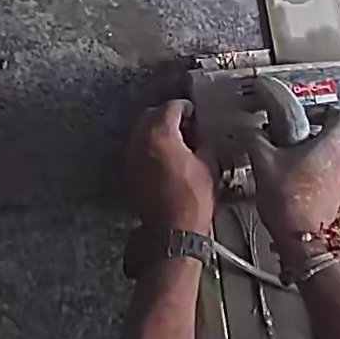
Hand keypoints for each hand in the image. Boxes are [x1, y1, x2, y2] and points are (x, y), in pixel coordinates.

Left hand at [125, 100, 216, 235]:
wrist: (173, 230)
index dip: (185, 107)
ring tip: (176, 140)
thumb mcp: (209, 165)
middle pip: (151, 115)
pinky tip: (166, 156)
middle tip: (185, 123)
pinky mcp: (130, 172)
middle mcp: (140, 142)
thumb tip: (201, 137)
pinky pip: (138, 148)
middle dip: (167, 115)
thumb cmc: (192, 200)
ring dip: (157, 130)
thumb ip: (203, 143)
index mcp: (160, 135)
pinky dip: (150, 145)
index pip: (170, 107)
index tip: (194, 112)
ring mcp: (132, 157)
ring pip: (141, 131)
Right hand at [246, 107, 339, 258]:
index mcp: (332, 145)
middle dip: (311, 132)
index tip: (304, 114)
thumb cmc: (288, 200)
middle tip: (287, 135)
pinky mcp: (335, 195)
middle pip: (333, 135)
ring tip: (284, 158)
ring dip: (310, 153)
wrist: (300, 239)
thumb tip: (245, 128)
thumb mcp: (264, 163)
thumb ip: (254, 139)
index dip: (323, 110)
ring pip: (329, 155)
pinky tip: (290, 178)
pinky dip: (311, 170)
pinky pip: (326, 173)